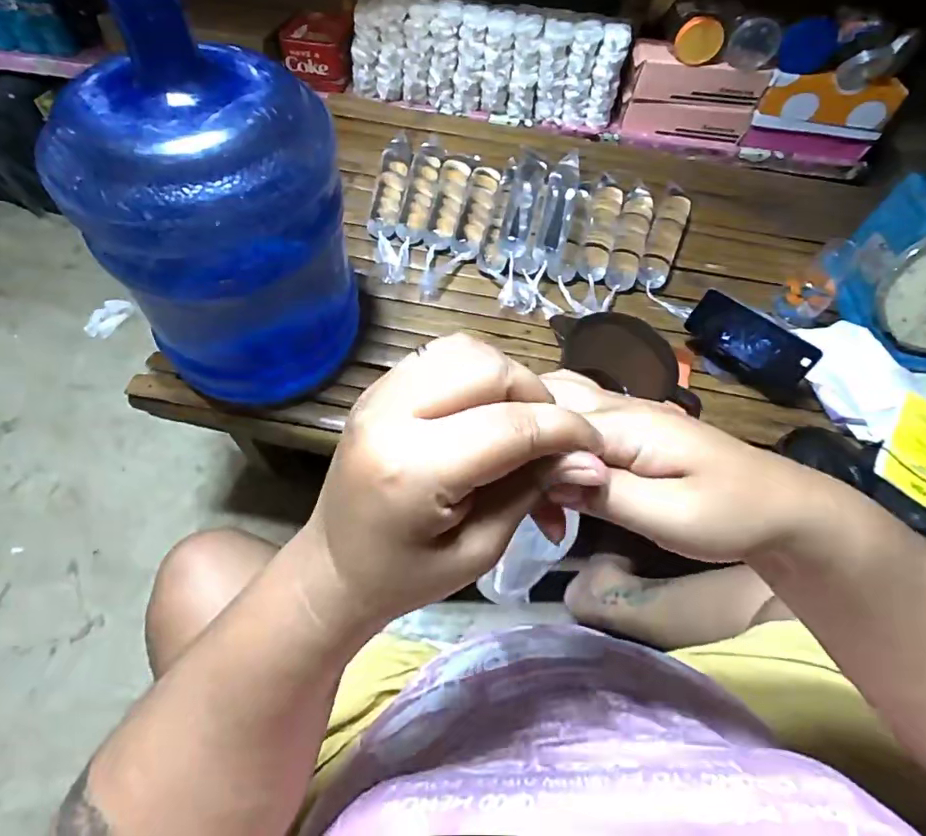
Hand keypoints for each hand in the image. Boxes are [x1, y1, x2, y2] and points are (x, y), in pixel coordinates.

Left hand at [297, 335, 607, 629]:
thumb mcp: (478, 549)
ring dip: (506, 378)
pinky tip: (484, 411)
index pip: (509, 425)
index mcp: (413, 468)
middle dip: (534, 397)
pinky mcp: (378, 387)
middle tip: (549, 439)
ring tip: (518, 422)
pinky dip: (475, 373)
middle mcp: (391, 414)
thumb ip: (530, 491)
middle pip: (487, 368)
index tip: (592, 447)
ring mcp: (379, 393)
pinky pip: (440, 356)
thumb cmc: (405, 576)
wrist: (333, 566)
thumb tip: (590, 459)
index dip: (563, 431)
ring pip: (464, 350)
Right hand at [539, 370, 833, 562]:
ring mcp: (623, 411)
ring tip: (532, 484)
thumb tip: (545, 477)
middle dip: (520, 437)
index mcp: (627, 423)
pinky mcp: (627, 426)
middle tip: (523, 494)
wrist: (783, 507)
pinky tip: (556, 477)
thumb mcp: (670, 517)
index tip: (534, 511)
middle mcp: (618, 404)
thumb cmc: (732, 515)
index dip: (528, 460)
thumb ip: (604, 493)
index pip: (551, 423)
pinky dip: (553, 439)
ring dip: (534, 435)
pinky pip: (573, 418)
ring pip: (556, 400)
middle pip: (545, 397)